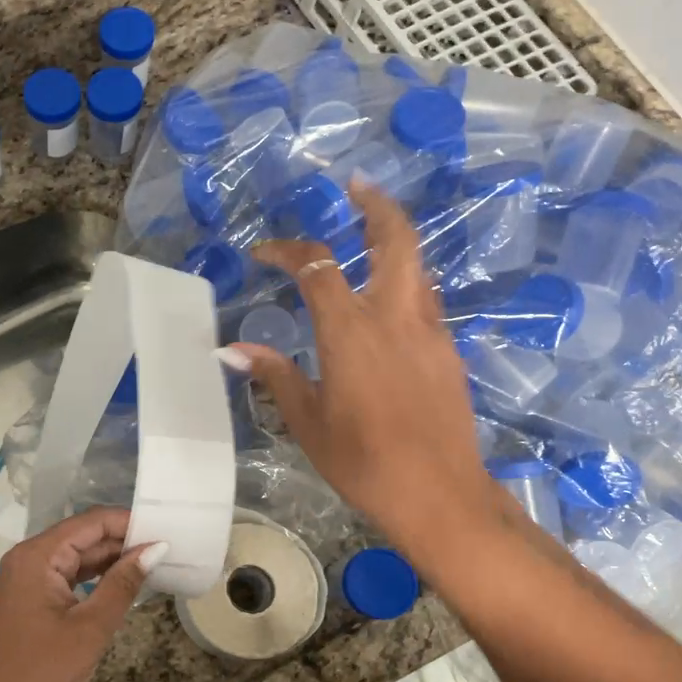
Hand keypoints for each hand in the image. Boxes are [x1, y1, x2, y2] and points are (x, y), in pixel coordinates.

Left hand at [0, 508, 165, 681]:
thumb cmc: (42, 673)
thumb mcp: (91, 627)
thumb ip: (123, 583)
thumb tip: (155, 548)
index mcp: (37, 556)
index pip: (90, 522)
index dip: (129, 522)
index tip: (167, 528)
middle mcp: (28, 559)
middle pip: (82, 536)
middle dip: (123, 540)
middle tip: (169, 547)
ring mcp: (26, 581)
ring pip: (76, 558)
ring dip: (111, 560)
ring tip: (155, 562)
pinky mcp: (29, 601)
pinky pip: (67, 578)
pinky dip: (94, 579)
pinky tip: (124, 583)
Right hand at [224, 182, 503, 570]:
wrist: (438, 493)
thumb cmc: (362, 460)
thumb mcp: (307, 421)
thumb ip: (275, 375)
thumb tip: (233, 350)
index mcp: (352, 330)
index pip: (318, 267)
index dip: (288, 250)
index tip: (263, 252)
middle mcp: (396, 316)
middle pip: (395, 239)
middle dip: (375, 206)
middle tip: (356, 187)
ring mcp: (430, 332)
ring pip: (417, 267)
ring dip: (393, 243)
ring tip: (369, 238)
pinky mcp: (448, 353)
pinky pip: (425, 301)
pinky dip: (404, 284)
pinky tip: (387, 306)